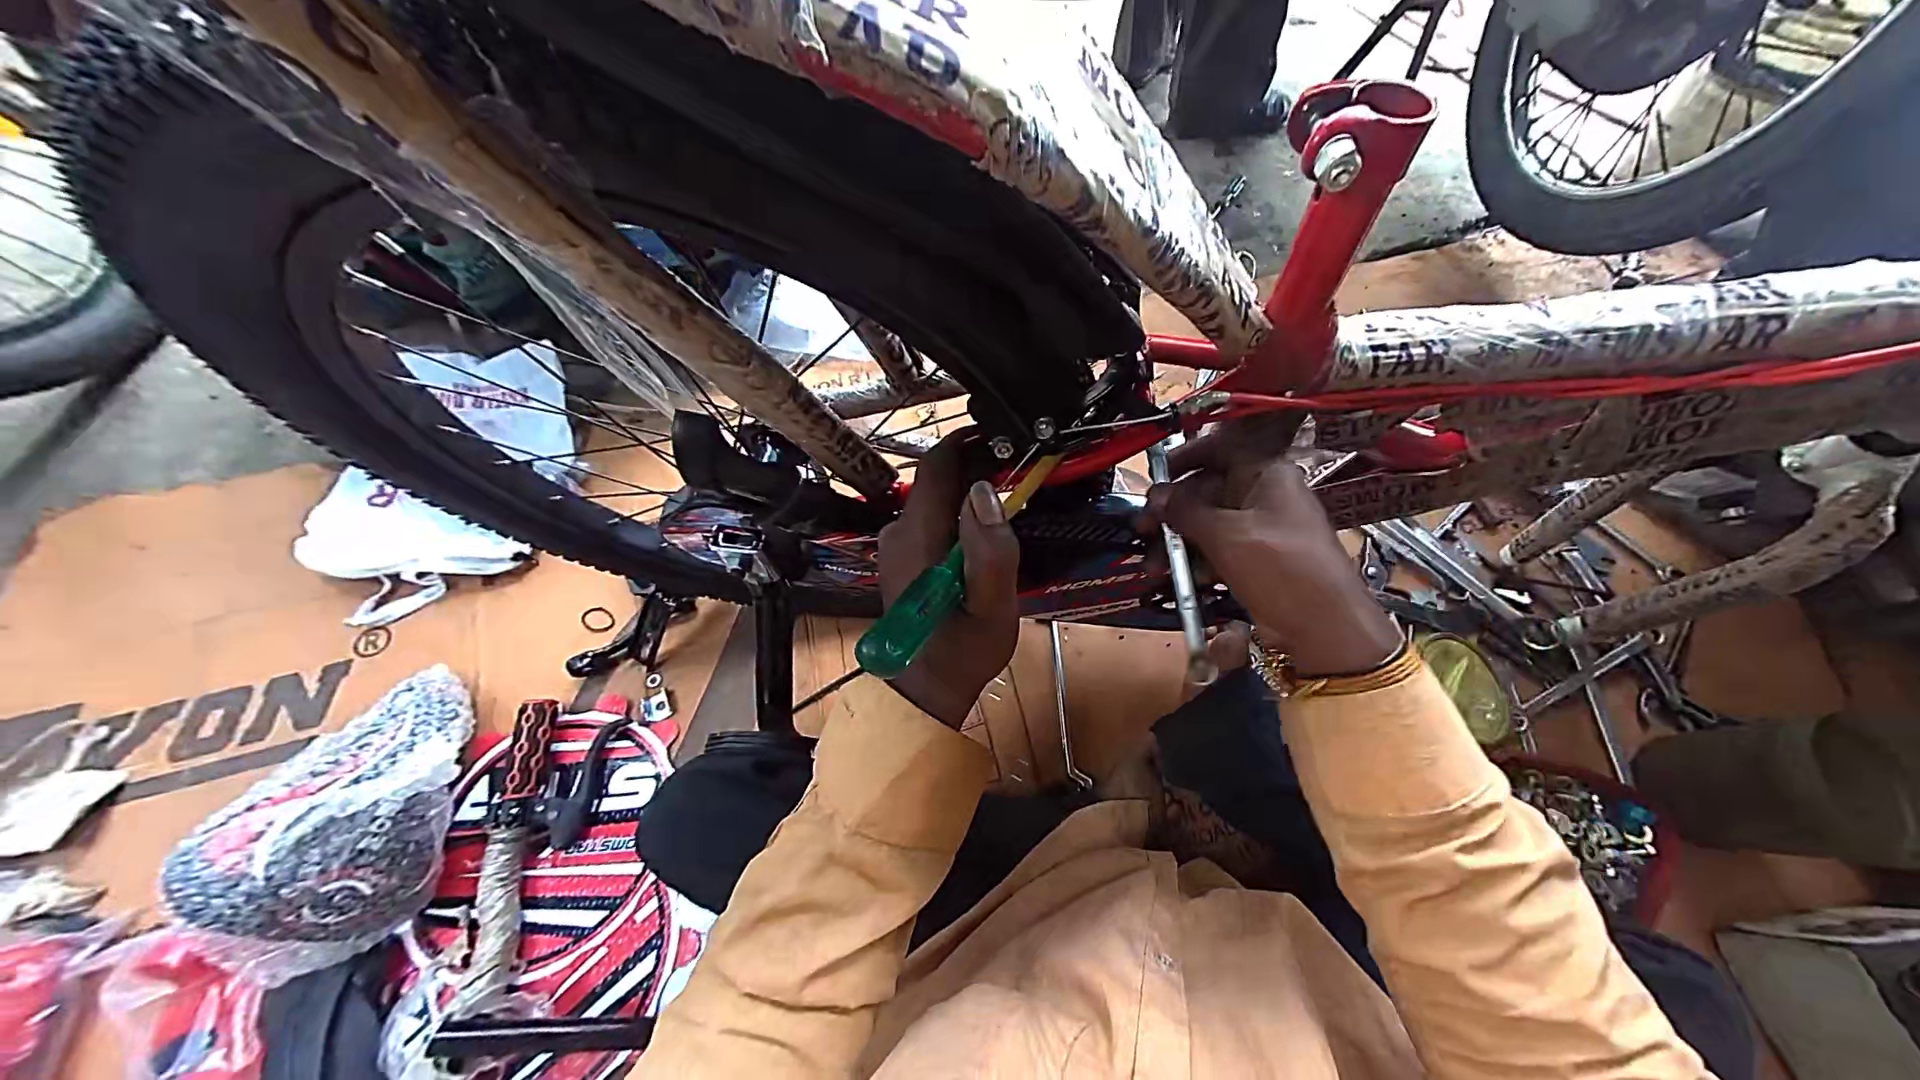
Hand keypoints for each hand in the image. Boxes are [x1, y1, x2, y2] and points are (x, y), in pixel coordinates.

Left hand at [877, 432, 1020, 726]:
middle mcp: (898, 531)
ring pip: (935, 499)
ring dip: (968, 495)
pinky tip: (981, 536)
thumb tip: (984, 491)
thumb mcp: (992, 607)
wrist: (924, 689)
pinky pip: (931, 520)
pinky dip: (957, 516)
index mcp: (917, 535)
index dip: (969, 443)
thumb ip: (990, 549)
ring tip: (1008, 505)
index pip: (936, 464)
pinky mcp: (900, 557)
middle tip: (1019, 478)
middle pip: (937, 479)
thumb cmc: (963, 652)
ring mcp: (895, 544)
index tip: (1005, 441)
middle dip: (976, 470)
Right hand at [1142, 434, 1400, 676]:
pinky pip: (1217, 551)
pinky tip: (1178, 578)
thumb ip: (1185, 511)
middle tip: (1143, 529)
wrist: (1325, 628)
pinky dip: (1196, 562)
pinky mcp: (1255, 560)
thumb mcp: (1226, 535)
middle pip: (1206, 492)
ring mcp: (1260, 530)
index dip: (1184, 459)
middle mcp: (1264, 496)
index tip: (1154, 474)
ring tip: (1154, 566)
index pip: (1219, 451)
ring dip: (1177, 543)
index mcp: (1266, 475)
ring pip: (1207, 525)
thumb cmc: (1281, 568)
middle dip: (1171, 512)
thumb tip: (1155, 495)